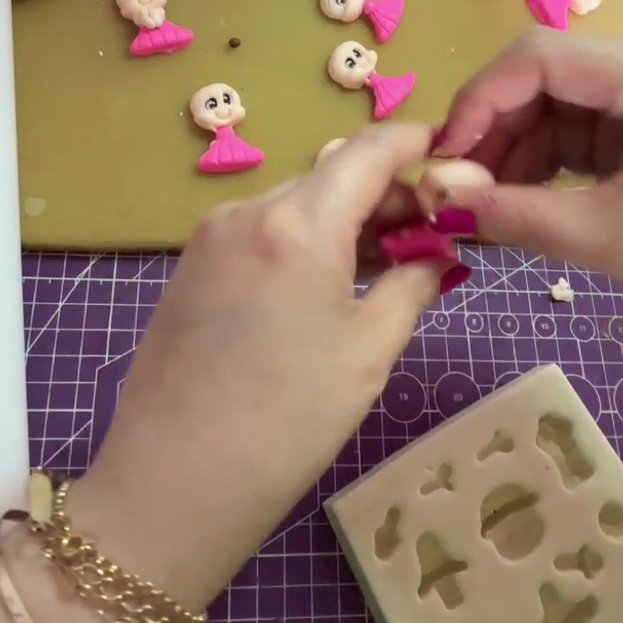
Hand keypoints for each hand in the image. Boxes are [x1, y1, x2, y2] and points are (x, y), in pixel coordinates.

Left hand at [69, 123, 452, 608]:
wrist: (174, 481)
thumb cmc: (288, 419)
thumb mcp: (369, 349)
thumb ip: (412, 282)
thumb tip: (439, 251)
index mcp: (297, 222)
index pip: (368, 150)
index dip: (414, 141)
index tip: (447, 150)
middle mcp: (247, 209)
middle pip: (330, 173)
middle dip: (383, 190)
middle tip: (427, 230)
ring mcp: (210, 233)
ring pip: (294, 201)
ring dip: (343, 216)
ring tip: (385, 257)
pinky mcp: (191, 263)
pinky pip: (261, 229)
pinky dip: (302, 237)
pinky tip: (325, 276)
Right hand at [433, 30, 622, 373]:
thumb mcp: (615, 240)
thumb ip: (517, 215)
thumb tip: (434, 201)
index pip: (541, 56)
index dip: (480, 98)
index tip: (443, 158)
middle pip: (543, 81)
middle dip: (491, 131)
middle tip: (455, 190)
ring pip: (553, 115)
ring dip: (511, 157)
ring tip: (483, 209)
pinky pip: (575, 145)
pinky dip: (540, 173)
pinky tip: (517, 207)